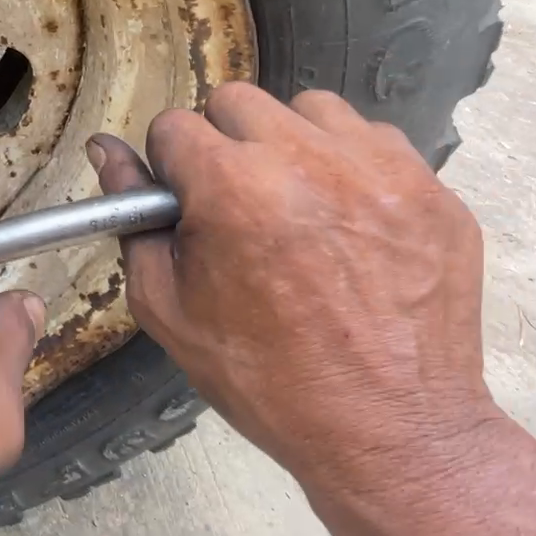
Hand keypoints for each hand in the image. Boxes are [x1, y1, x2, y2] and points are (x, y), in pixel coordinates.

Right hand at [91, 83, 535, 535]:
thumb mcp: (165, 303)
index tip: (186, 201)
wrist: (392, 434)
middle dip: (222, 141)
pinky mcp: (431, 190)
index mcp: (231, 189)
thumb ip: (131, 216)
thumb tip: (104, 150)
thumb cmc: (264, 374)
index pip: (174, 125)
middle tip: (235, 198)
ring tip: (293, 198)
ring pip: (306, 107)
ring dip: (286, 141)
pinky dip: (347, 160)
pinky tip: (345, 212)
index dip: (170, 165)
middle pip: (236, 100)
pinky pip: (372, 136)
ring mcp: (378, 172)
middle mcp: (304, 163)